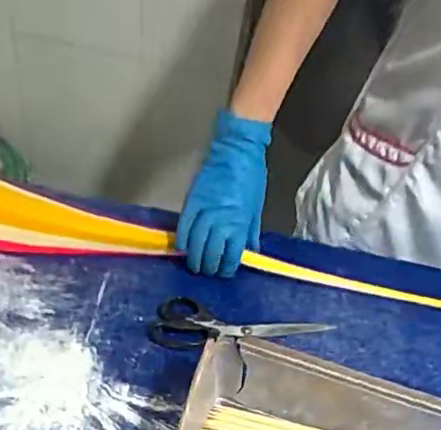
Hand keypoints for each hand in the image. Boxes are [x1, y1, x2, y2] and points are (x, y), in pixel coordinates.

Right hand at [176, 110, 271, 276]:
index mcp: (240, 224)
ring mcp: (205, 211)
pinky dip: (182, 238)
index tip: (224, 271)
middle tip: (208, 271)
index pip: (231, 257)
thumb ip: (251, 231)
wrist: (237, 147)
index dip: (226, 269)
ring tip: (195, 265)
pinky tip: (182, 247)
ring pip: (196, 244)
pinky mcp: (192, 200)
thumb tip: (250, 251)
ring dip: (194, 258)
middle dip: (209, 267)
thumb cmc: (251, 176)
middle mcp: (221, 221)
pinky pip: (184, 225)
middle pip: (211, 254)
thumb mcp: (257, 207)